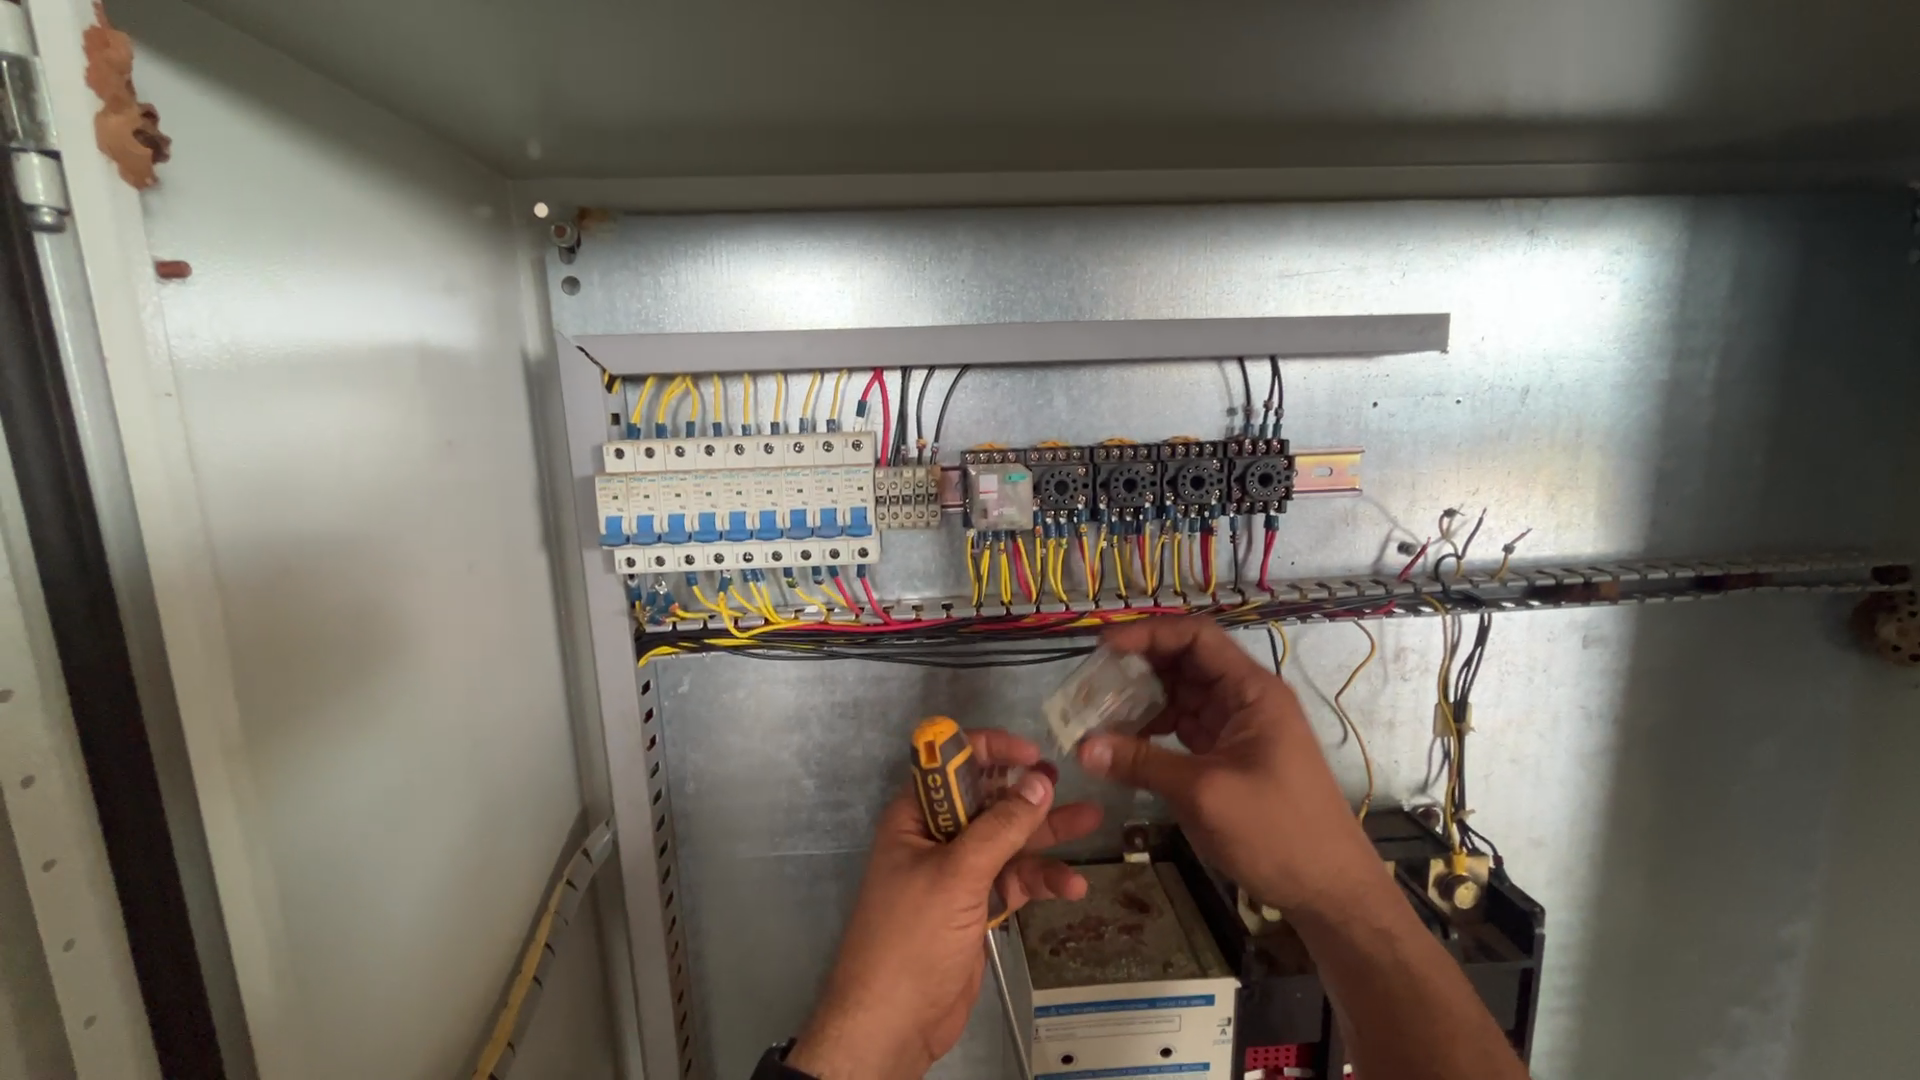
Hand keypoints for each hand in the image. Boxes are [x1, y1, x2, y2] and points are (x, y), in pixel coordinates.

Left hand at [789, 731, 1101, 1079]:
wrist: (893, 1024)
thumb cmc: (911, 937)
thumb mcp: (956, 875)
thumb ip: (1001, 828)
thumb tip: (1038, 781)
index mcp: (916, 815)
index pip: (950, 764)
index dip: (988, 749)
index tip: (1030, 752)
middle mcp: (937, 836)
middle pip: (987, 801)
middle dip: (1025, 793)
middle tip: (1063, 783)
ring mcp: (959, 872)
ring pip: (1008, 841)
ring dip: (1046, 836)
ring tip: (1091, 820)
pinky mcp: (977, 905)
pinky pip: (1015, 880)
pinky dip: (1041, 881)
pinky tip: (1071, 887)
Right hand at [1076, 617, 1379, 915]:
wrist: (1330, 890)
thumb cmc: (1278, 832)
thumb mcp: (1203, 793)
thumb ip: (1142, 763)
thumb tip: (1083, 746)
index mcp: (1252, 691)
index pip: (1196, 637)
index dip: (1149, 634)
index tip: (1104, 647)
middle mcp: (1245, 699)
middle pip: (1186, 662)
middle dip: (1139, 667)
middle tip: (1092, 681)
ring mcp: (1238, 727)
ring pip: (1182, 695)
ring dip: (1143, 700)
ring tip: (1099, 712)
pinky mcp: (1229, 755)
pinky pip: (1185, 726)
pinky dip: (1154, 729)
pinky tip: (1125, 742)